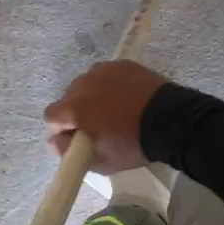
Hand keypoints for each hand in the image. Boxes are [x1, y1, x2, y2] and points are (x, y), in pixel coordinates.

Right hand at [43, 60, 168, 173]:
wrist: (171, 120)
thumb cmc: (132, 144)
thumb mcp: (99, 160)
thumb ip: (69, 151)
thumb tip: (53, 141)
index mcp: (74, 107)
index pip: (51, 116)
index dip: (61, 128)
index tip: (77, 137)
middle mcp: (83, 83)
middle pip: (69, 98)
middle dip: (77, 111)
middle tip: (97, 125)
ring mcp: (104, 70)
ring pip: (88, 84)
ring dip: (93, 96)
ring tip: (113, 109)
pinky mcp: (123, 64)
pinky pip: (107, 75)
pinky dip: (111, 85)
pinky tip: (126, 97)